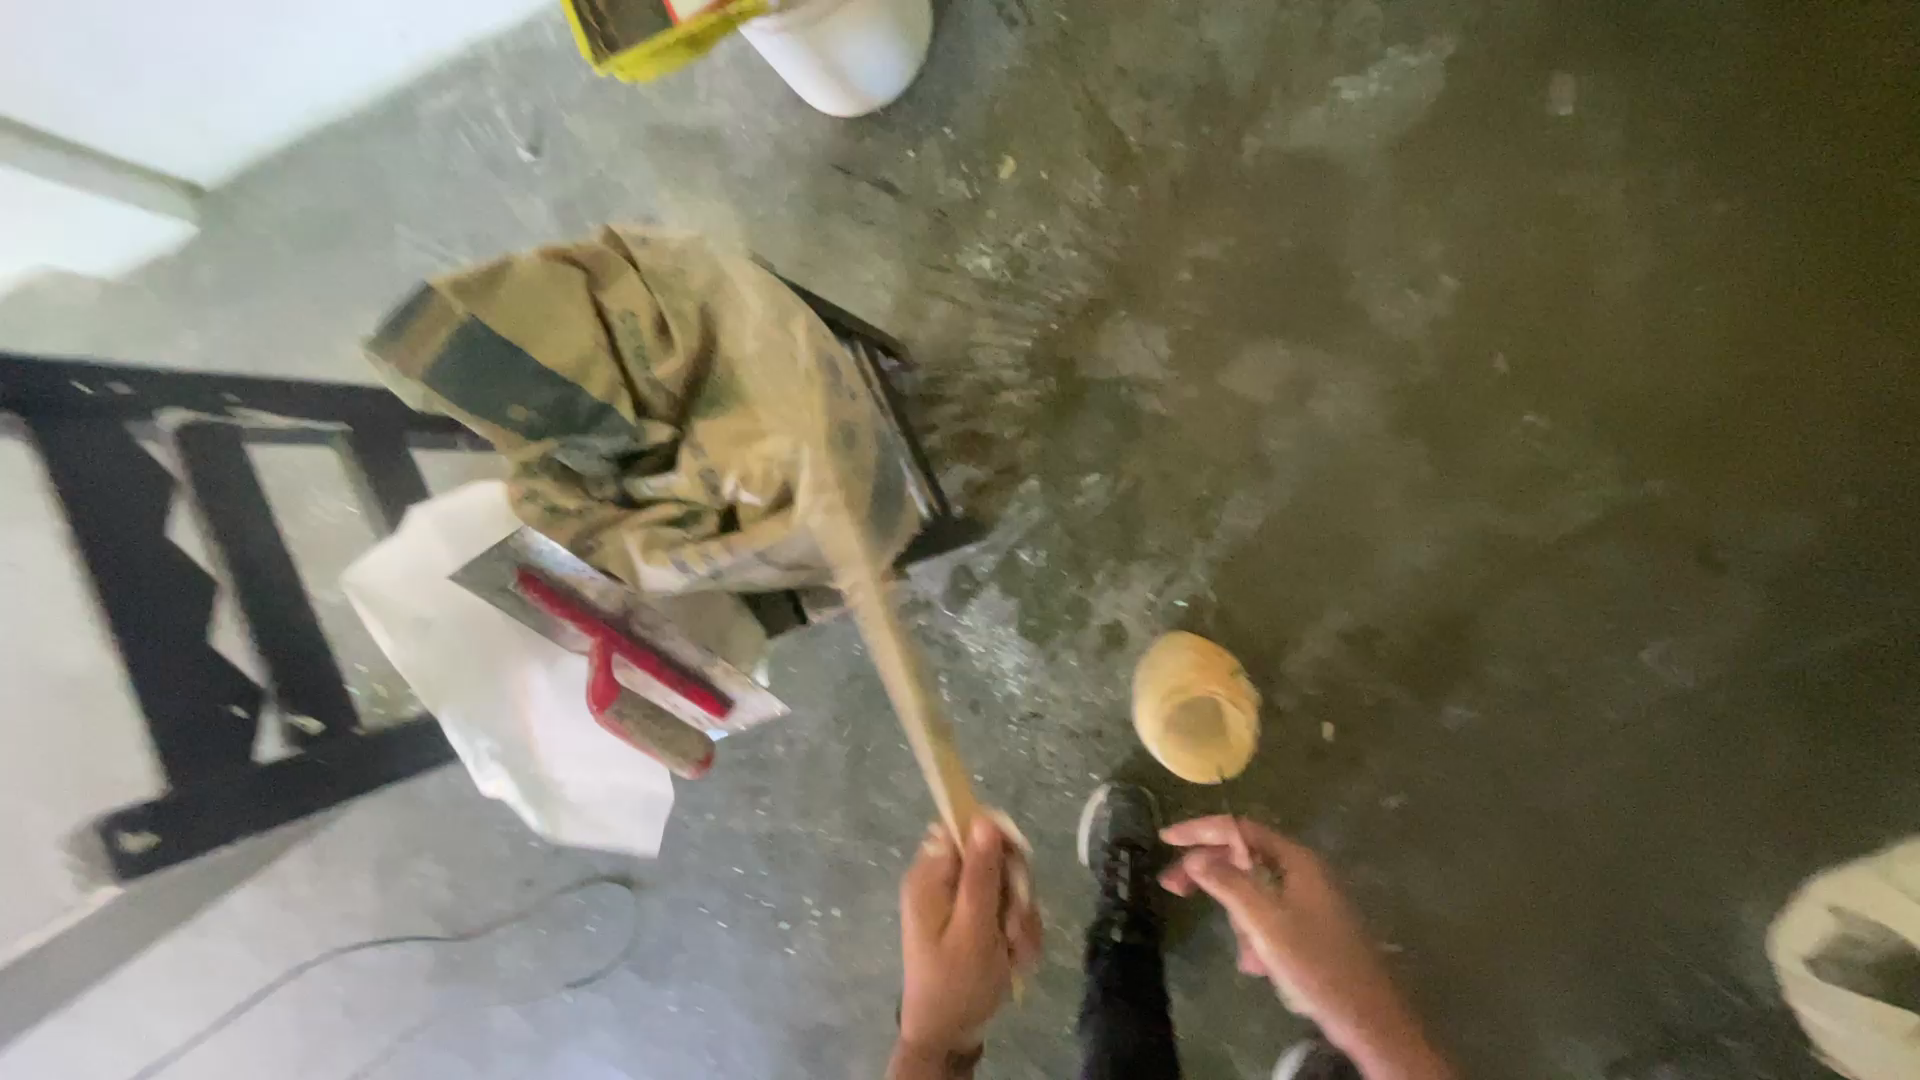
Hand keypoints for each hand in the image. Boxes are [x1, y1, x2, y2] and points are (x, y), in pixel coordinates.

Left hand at [896, 817, 1041, 1058]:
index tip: (1017, 867)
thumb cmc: (957, 984)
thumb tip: (984, 817)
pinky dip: (1017, 929)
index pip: (964, 827)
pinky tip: (1016, 956)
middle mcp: (941, 879)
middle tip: (1015, 926)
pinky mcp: (973, 916)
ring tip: (1016, 950)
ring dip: (1020, 915)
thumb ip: (981, 873)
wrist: (948, 1036)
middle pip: (991, 853)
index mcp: (930, 874)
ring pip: (1004, 881)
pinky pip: (1004, 905)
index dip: (996, 839)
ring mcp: (957, 898)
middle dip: (1013, 889)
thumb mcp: (973, 929)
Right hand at [1160, 817, 1452, 1079]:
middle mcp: (1303, 871)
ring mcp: (1309, 900)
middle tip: (1173, 889)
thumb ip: (1227, 883)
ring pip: (1254, 893)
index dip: (1199, 831)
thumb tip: (1194, 857)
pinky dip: (1256, 936)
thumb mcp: (1264, 922)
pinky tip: (1258, 965)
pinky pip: (1269, 918)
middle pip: (1243, 859)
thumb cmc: (1317, 964)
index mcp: (1295, 860)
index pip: (1238, 829)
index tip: (1166, 840)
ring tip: (1245, 955)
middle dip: (1211, 877)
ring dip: (1239, 919)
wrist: (1372, 1023)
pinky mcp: (1311, 927)